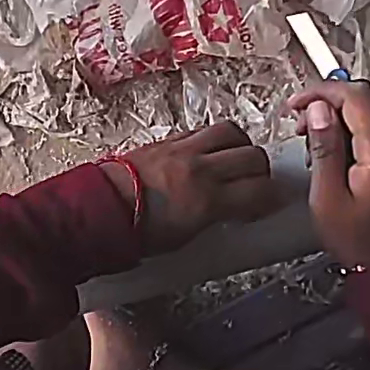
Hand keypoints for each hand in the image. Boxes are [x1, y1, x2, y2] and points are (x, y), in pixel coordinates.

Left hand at [103, 122, 279, 253]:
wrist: (98, 212)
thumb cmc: (137, 235)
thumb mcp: (183, 239)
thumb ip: (214, 219)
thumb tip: (233, 212)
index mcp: (207, 201)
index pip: (260, 191)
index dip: (271, 199)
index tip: (269, 205)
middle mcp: (199, 169)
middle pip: (252, 157)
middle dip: (260, 172)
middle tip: (253, 185)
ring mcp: (182, 149)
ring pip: (230, 132)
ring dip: (240, 147)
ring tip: (234, 162)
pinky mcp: (166, 140)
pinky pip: (202, 130)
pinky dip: (213, 140)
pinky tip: (208, 155)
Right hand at [286, 80, 369, 266]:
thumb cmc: (352, 236)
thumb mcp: (326, 196)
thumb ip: (324, 148)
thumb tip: (318, 109)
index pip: (358, 98)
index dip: (323, 93)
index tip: (295, 105)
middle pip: (366, 98)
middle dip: (328, 101)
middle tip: (299, 122)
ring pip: (369, 108)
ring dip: (336, 113)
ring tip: (309, 137)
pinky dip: (347, 125)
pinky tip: (327, 145)